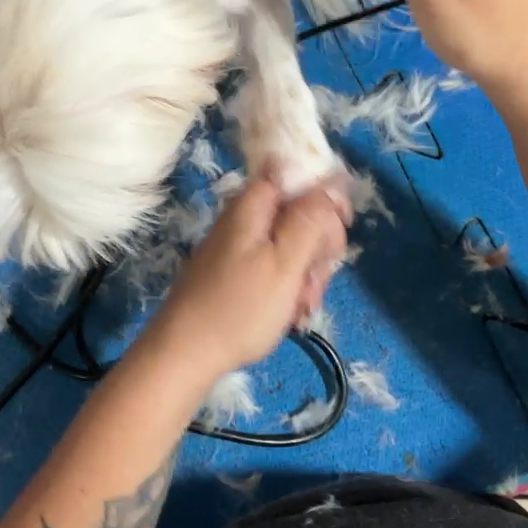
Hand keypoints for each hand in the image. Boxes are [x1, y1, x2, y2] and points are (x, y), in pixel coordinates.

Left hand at [143, 178, 346, 380]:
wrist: (187, 353)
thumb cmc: (240, 308)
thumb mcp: (285, 262)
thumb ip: (310, 218)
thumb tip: (332, 179)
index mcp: (254, 204)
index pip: (299, 174)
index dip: (325, 195)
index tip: (340, 227)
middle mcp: (246, 217)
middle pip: (300, 212)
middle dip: (319, 244)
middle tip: (316, 276)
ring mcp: (241, 245)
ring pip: (293, 245)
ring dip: (307, 273)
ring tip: (302, 304)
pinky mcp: (238, 271)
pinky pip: (277, 268)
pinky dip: (289, 287)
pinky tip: (291, 313)